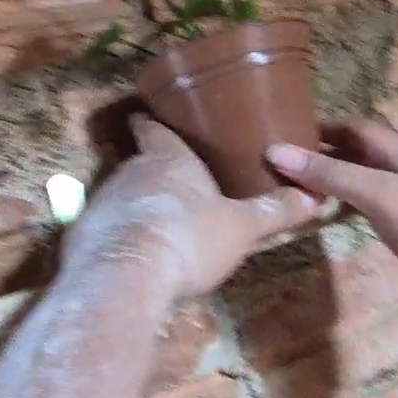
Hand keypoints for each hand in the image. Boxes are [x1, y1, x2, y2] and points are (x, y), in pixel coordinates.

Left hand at [64, 116, 319, 300]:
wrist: (125, 280)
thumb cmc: (189, 237)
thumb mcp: (241, 227)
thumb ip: (274, 212)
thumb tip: (314, 198)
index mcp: (167, 158)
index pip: (152, 127)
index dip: (153, 122)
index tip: (153, 118)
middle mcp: (129, 172)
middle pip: (140, 163)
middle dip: (157, 173)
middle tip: (181, 184)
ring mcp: (102, 203)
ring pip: (123, 197)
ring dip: (139, 208)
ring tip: (163, 226)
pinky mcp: (83, 237)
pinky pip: (106, 231)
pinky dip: (121, 238)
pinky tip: (138, 259)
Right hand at [265, 120, 397, 295]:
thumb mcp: (374, 192)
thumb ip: (328, 173)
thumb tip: (275, 150)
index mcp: (393, 148)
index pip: (350, 125)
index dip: (319, 127)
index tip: (283, 134)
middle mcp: (397, 164)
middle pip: (353, 149)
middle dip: (320, 152)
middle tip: (281, 164)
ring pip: (358, 176)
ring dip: (330, 178)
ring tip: (294, 188)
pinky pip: (366, 201)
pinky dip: (343, 202)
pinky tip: (327, 215)